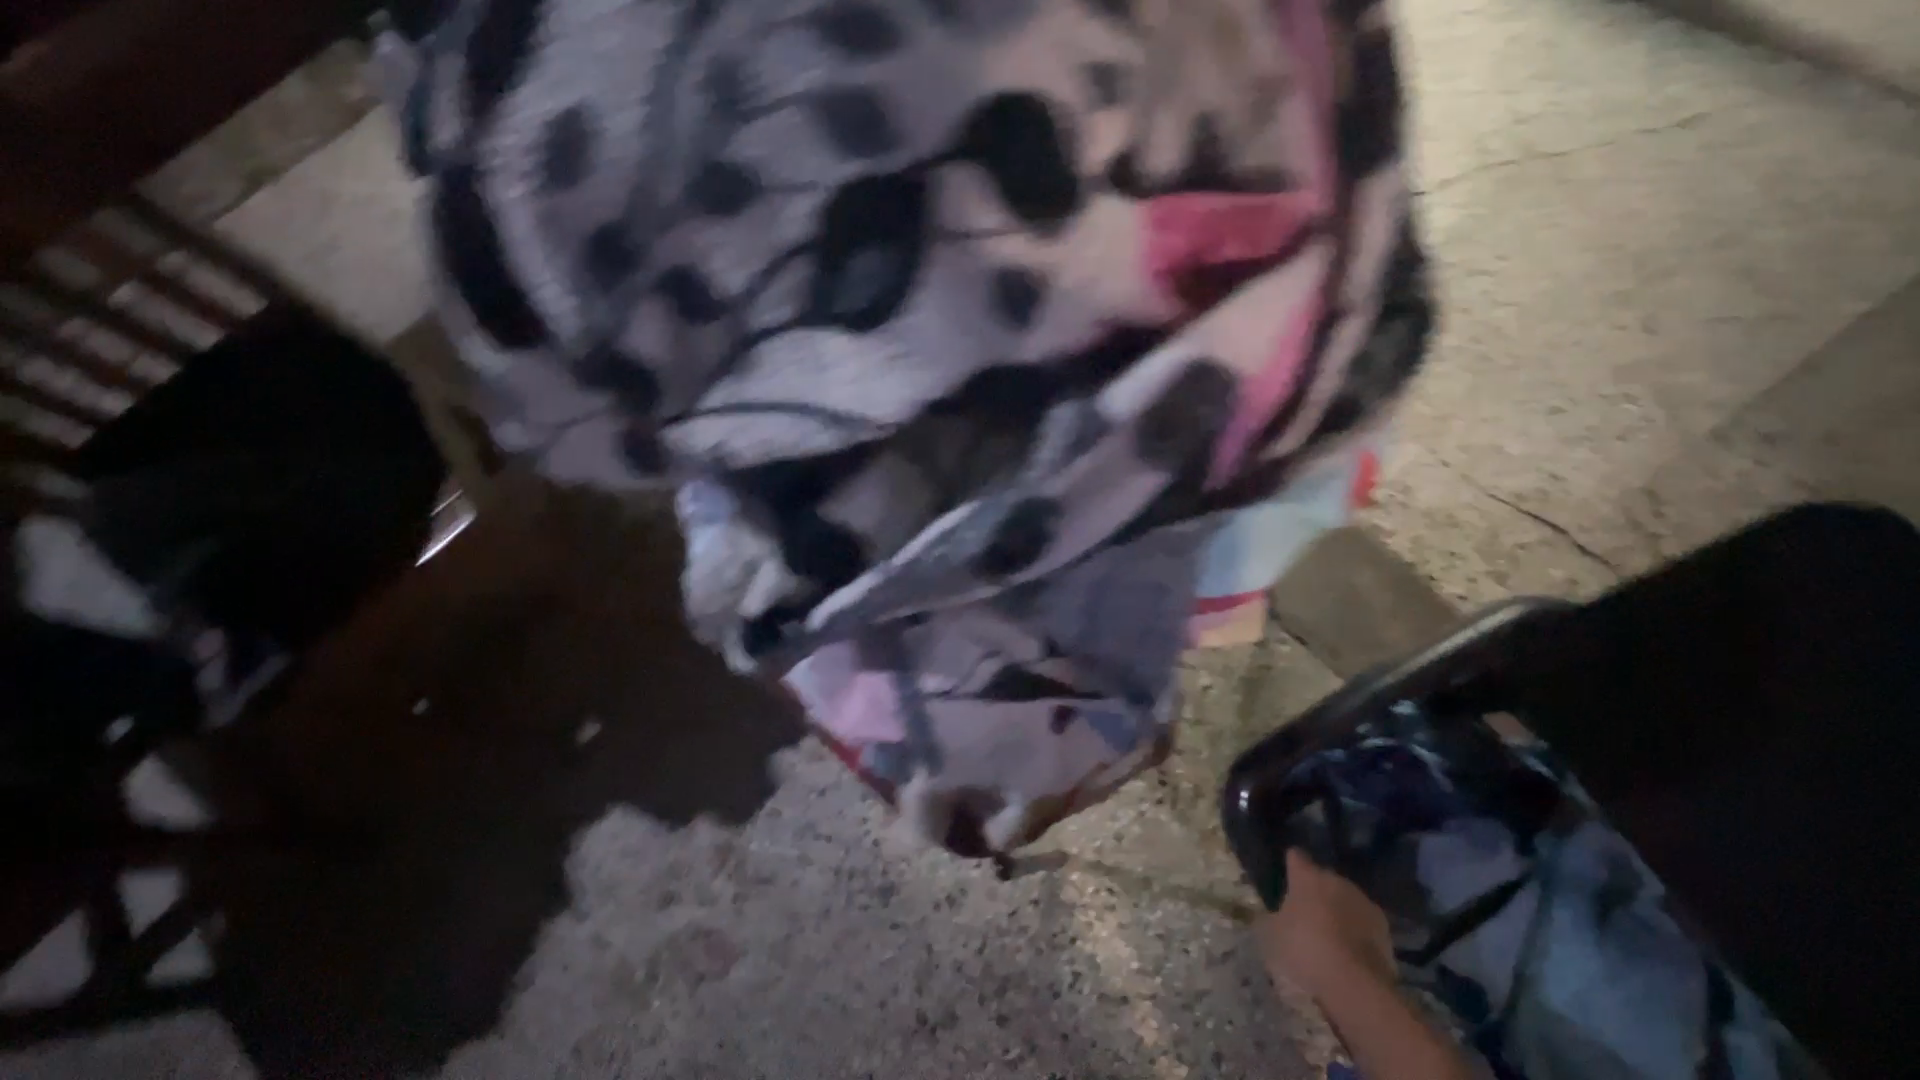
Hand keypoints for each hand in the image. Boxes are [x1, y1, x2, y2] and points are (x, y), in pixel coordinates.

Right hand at [1254, 849, 1394, 997]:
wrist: (1355, 984)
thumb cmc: (1305, 950)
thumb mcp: (1270, 934)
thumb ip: (1269, 917)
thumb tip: (1269, 913)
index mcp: (1308, 876)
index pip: (1296, 857)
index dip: (1290, 864)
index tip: (1286, 874)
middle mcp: (1338, 881)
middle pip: (1323, 879)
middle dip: (1315, 892)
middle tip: (1304, 913)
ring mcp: (1364, 903)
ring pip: (1345, 900)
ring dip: (1337, 910)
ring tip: (1328, 935)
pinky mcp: (1384, 928)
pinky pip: (1362, 922)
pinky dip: (1355, 930)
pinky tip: (1347, 950)